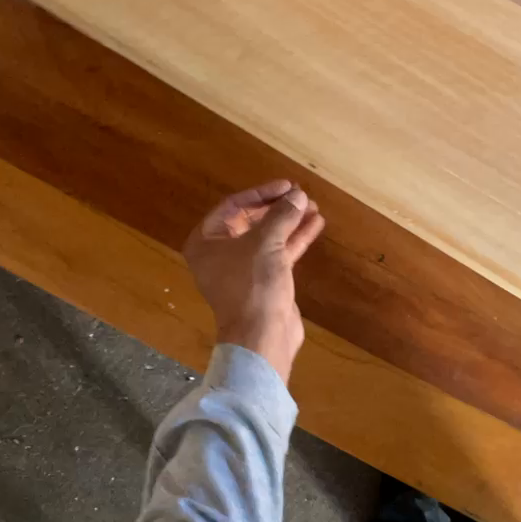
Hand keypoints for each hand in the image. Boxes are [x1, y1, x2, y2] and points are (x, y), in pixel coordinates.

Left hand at [183, 180, 325, 381]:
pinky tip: (314, 224)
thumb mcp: (266, 242)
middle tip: (301, 196)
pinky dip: (294, 239)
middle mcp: (219, 254)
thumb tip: (297, 195)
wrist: (262, 335)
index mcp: (206, 242)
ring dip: (289, 222)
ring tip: (312, 207)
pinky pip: (278, 254)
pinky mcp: (263, 282)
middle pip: (250, 221)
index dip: (261, 193)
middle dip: (277, 208)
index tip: (287, 186)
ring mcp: (242, 270)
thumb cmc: (253, 284)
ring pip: (267, 237)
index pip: (232, 206)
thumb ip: (281, 215)